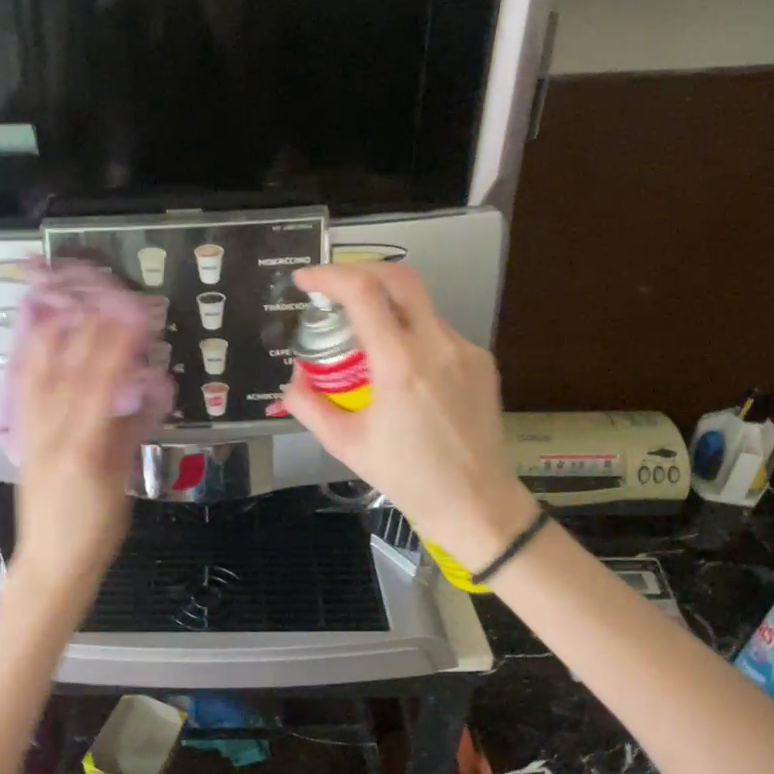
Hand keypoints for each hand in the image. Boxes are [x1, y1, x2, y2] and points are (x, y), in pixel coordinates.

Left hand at [9, 311, 143, 620]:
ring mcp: (32, 431)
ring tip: (68, 301)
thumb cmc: (93, 529)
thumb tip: (153, 389)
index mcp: (83, 443)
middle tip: (107, 295)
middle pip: (70, 367)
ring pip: (41, 372)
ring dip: (56, 333)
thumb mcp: (120, 482)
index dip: (118, 342)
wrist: (52, 564)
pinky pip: (26, 389)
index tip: (134, 311)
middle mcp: (52, 430)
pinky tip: (39, 339)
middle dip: (89, 327)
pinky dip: (32, 358)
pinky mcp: (23, 436)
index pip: (102, 380)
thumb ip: (131, 432)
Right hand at [283, 264, 537, 565]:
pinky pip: (438, 332)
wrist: (476, 503)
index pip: (363, 292)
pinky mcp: (481, 361)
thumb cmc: (407, 478)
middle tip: (333, 288)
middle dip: (360, 271)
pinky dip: (411, 334)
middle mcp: (437, 346)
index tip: (305, 281)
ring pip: (420, 306)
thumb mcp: (346, 444)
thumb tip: (291, 380)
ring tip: (362, 338)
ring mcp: (465, 351)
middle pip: (400, 277)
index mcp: (401, 365)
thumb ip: (309, 405)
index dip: (329, 276)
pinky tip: (399, 368)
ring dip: (386, 308)